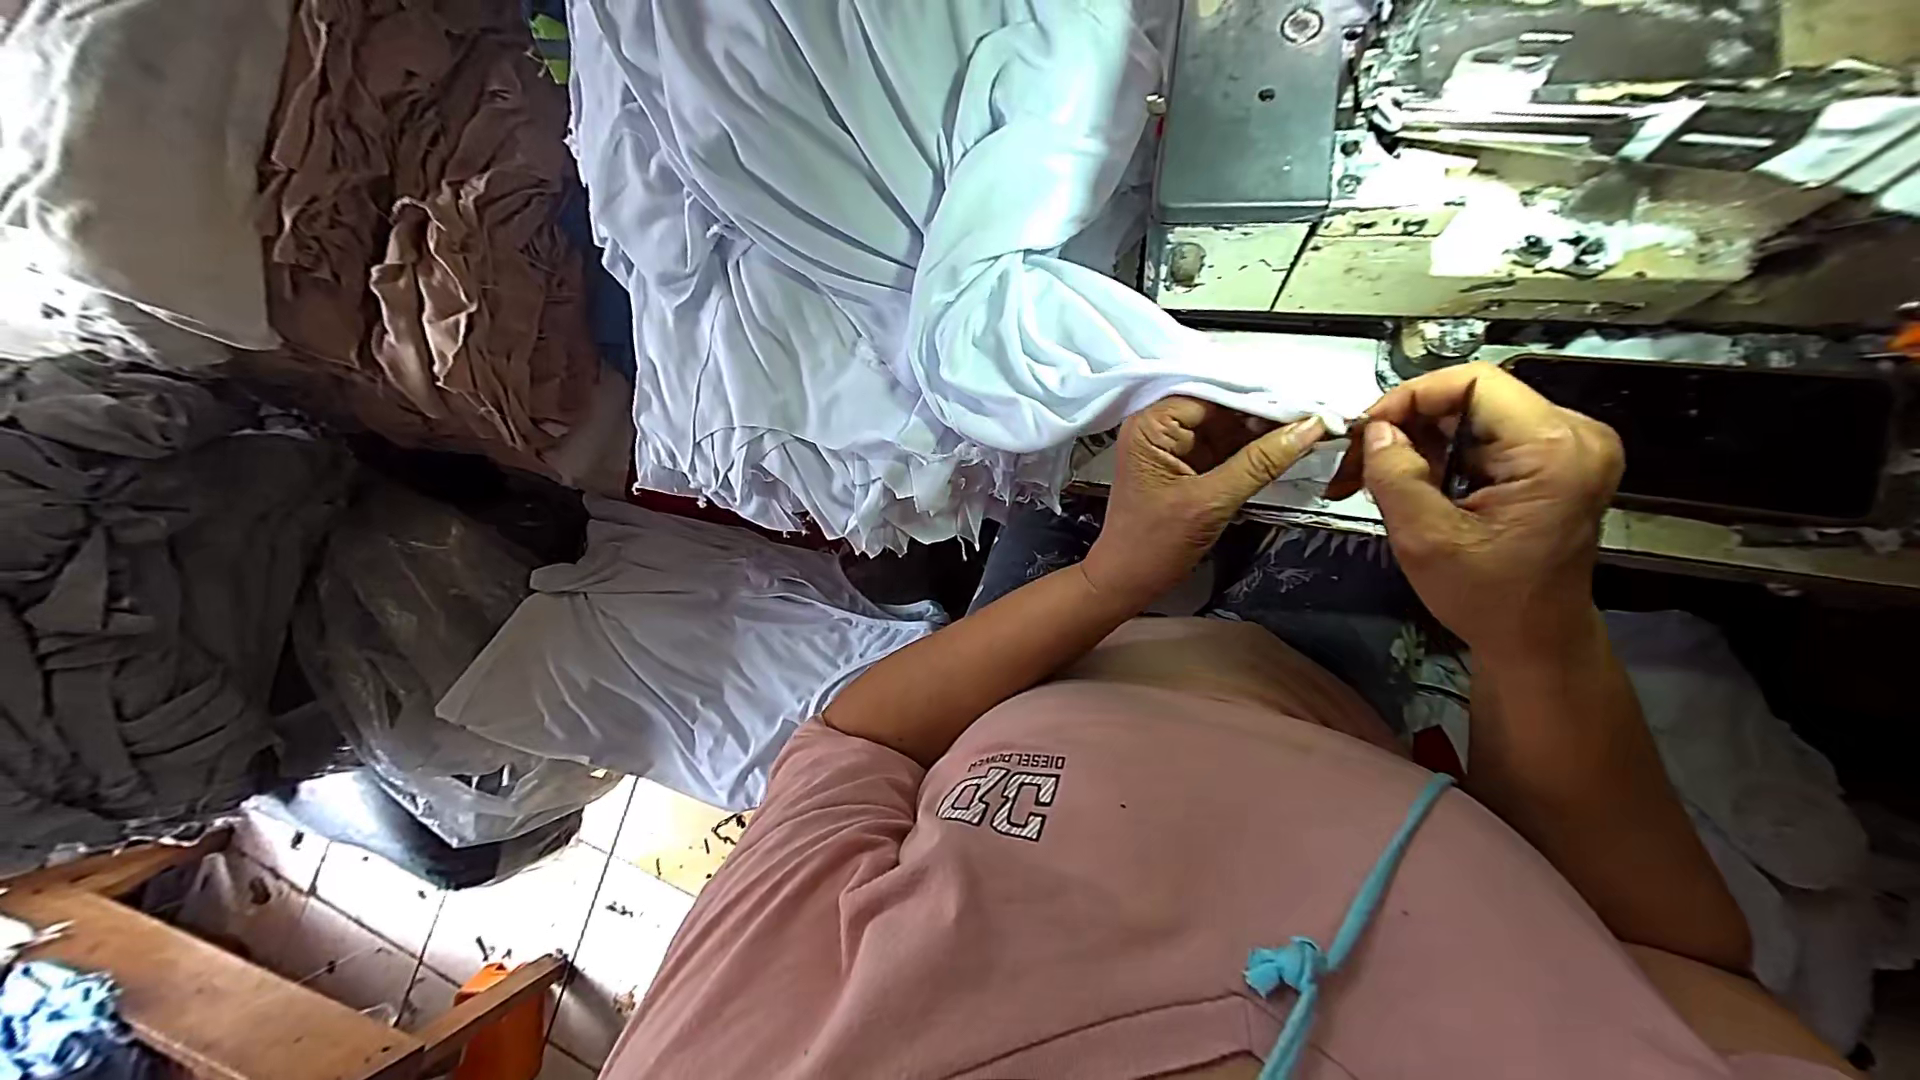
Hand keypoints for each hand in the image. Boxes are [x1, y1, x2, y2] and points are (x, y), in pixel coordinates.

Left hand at [1083, 397, 1324, 604]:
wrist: (1127, 581)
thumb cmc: (1151, 545)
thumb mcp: (1209, 502)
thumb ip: (1259, 463)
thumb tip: (1309, 428)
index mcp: (1150, 426)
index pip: (1211, 393)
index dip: (1257, 395)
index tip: (1305, 399)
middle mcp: (1157, 428)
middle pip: (1220, 406)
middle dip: (1264, 412)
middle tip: (1316, 413)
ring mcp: (1171, 447)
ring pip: (1226, 427)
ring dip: (1263, 431)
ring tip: (1311, 428)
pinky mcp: (1185, 466)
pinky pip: (1224, 448)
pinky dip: (1252, 451)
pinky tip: (1285, 448)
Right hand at [1325, 363, 1622, 657]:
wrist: (1533, 636)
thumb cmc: (1487, 596)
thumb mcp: (1426, 538)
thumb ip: (1396, 476)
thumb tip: (1376, 431)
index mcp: (1554, 450)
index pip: (1473, 382)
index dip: (1409, 398)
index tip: (1366, 434)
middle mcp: (1571, 436)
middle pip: (1468, 397)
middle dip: (1403, 425)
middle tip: (1356, 465)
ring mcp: (1562, 447)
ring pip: (1466, 416)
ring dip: (1412, 442)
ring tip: (1370, 478)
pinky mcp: (1547, 462)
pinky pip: (1477, 437)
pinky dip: (1433, 455)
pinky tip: (1403, 482)